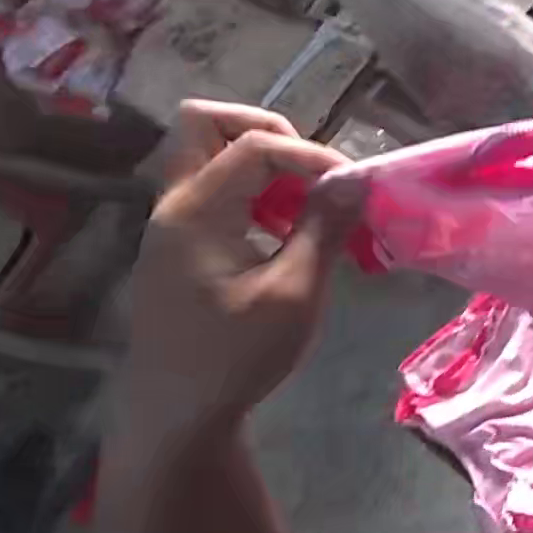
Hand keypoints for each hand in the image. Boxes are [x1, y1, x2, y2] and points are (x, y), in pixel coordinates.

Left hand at [119, 101, 359, 435]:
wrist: (180, 408)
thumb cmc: (239, 353)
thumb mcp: (295, 292)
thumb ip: (324, 228)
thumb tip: (356, 178)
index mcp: (196, 211)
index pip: (255, 145)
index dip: (313, 154)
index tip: (356, 186)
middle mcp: (176, 203)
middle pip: (206, 124)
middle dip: (270, 134)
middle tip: (315, 173)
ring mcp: (176, 222)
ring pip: (211, 154)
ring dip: (267, 163)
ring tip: (309, 204)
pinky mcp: (186, 242)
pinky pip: (220, 189)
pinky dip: (259, 191)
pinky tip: (289, 230)